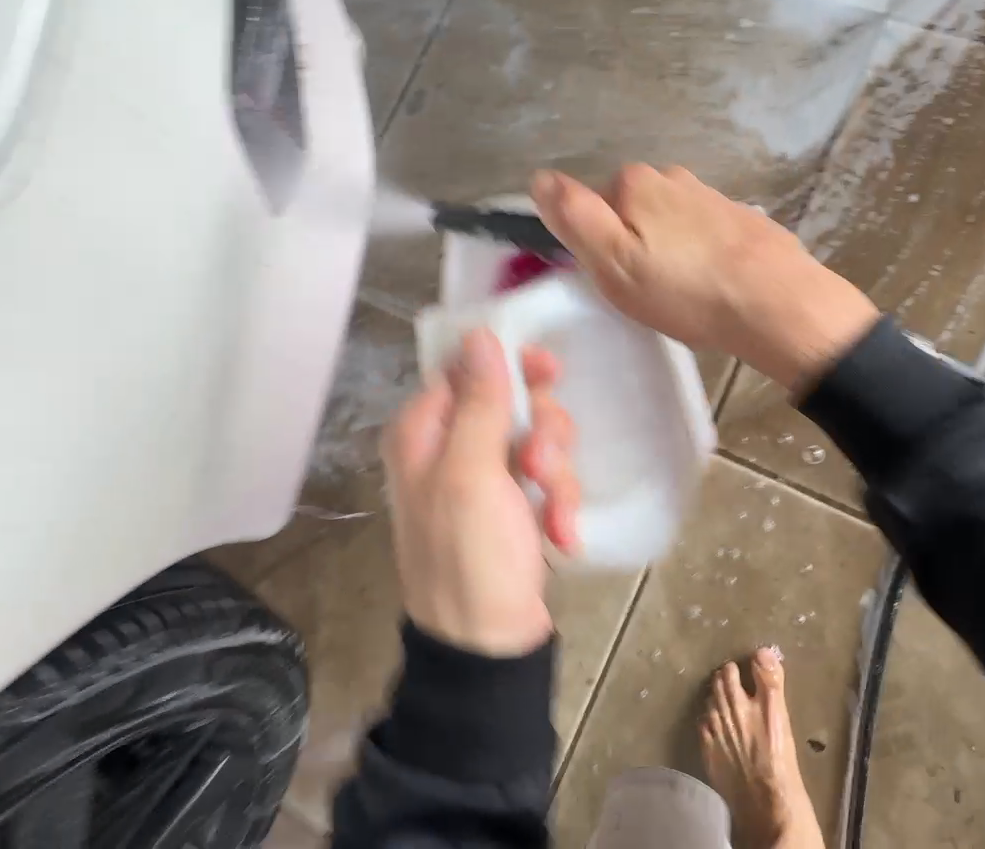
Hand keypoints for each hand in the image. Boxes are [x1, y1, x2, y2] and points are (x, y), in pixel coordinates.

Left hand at [382, 330, 581, 657]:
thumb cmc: (471, 557)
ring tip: (555, 513)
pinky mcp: (512, 505)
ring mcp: (481, 479)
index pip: (466, 368)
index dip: (509, 366)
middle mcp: (448, 448)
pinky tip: (562, 534)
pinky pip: (544, 477)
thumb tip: (479, 334)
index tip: (548, 373)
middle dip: (541, 432)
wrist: (490, 649)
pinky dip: (557, 502)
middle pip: (510, 402)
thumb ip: (479, 402)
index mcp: (422, 433)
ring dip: (555, 473)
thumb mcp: (472, 475)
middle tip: (542, 463)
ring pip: (536, 438)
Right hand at [531, 164, 880, 391]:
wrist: (776, 303)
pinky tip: (712, 286)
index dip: (596, 245)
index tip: (613, 279)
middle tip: (646, 291)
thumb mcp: (612, 261)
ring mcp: (711, 196)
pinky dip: (699, 257)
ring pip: (668, 224)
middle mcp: (672, 177)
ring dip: (667, 252)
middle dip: (632, 246)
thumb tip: (539, 178)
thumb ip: (573, 217)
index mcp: (633, 183)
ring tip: (682, 294)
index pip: (592, 206)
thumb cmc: (684, 289)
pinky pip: (702, 236)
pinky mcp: (741, 219)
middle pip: (631, 213)